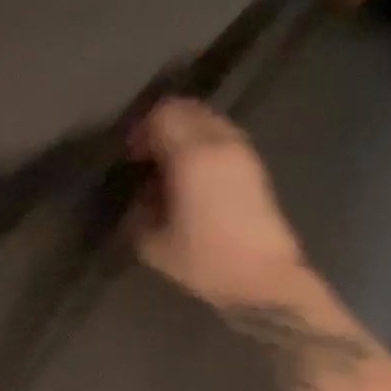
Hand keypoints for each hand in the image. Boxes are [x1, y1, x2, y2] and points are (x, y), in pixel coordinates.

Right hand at [129, 98, 308, 305]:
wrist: (263, 279)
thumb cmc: (205, 262)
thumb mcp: (154, 244)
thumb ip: (139, 212)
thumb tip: (139, 196)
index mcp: (193, 156)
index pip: (162, 116)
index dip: (139, 130)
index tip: (128, 156)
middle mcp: (220, 143)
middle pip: (187, 111)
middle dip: (162, 127)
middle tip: (145, 157)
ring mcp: (242, 152)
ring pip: (207, 122)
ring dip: (184, 136)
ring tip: (167, 169)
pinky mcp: (254, 168)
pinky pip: (221, 139)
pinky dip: (202, 147)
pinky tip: (190, 180)